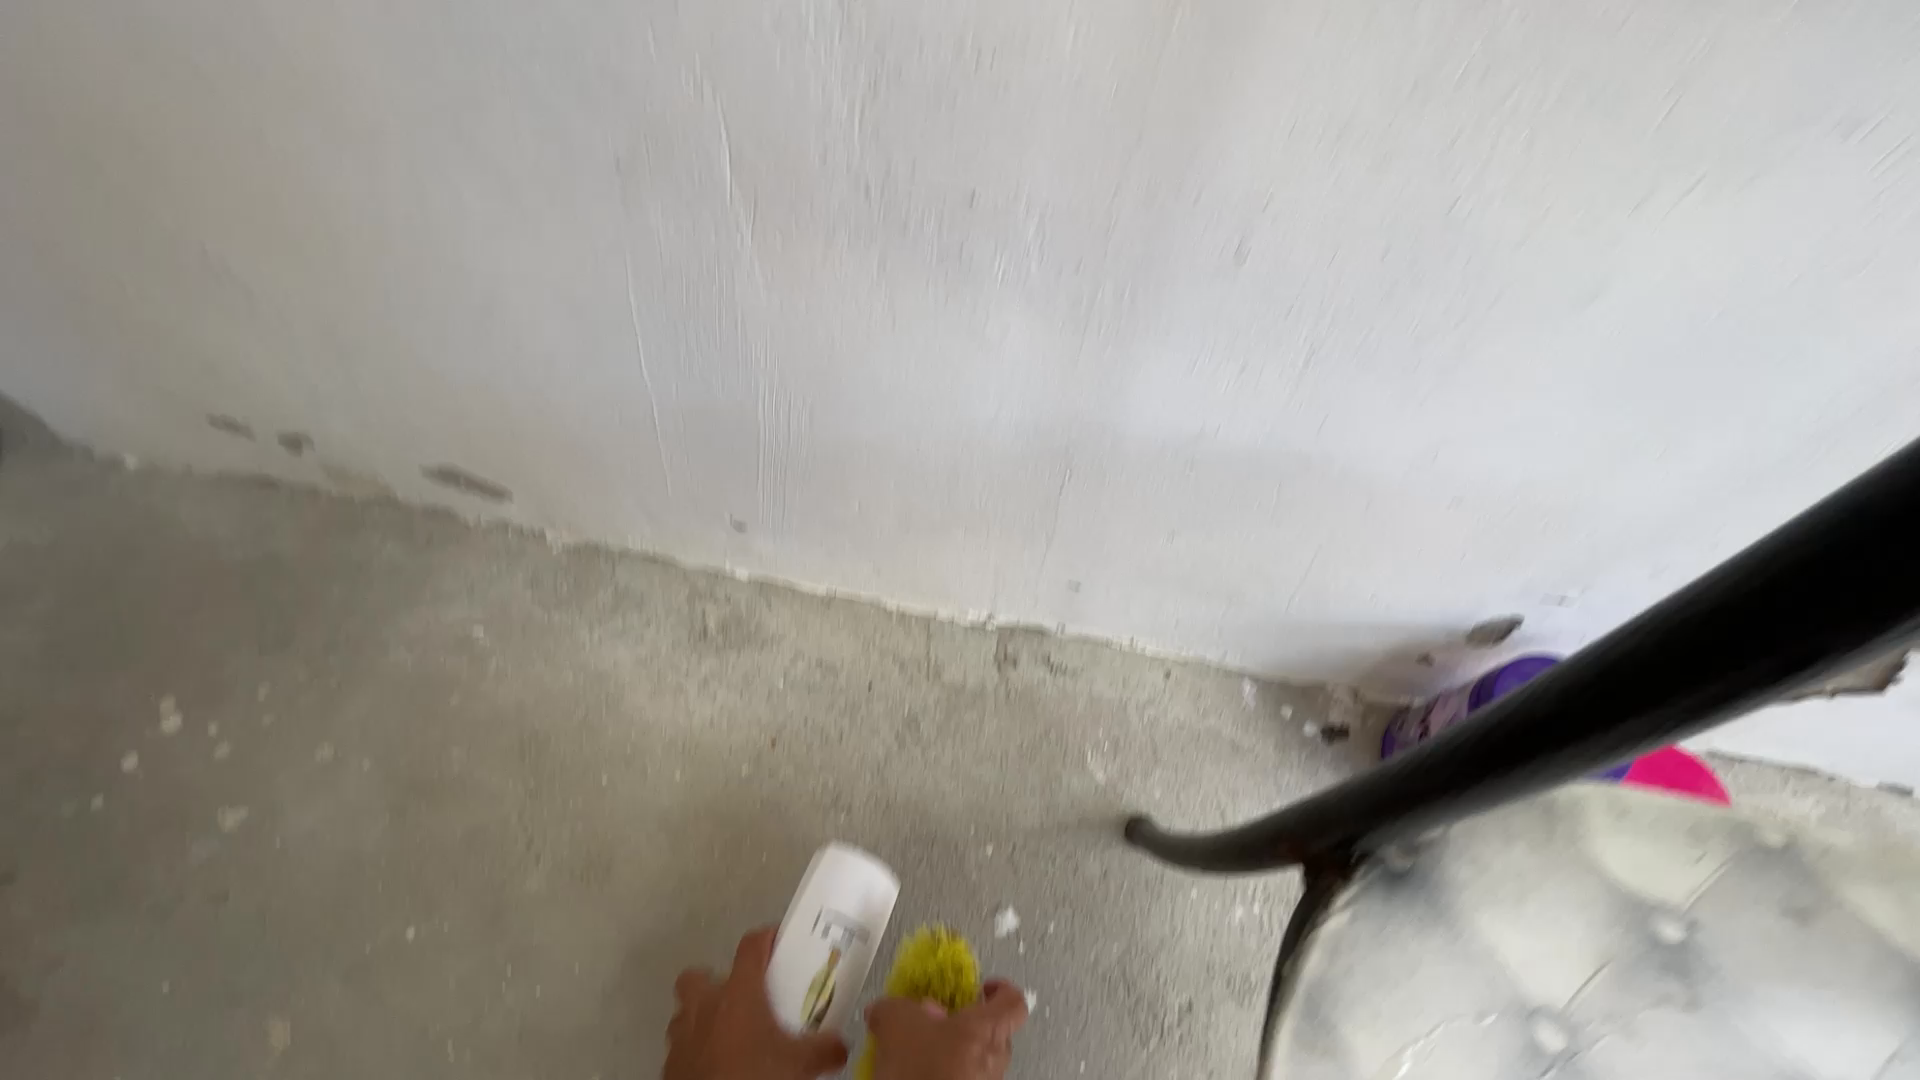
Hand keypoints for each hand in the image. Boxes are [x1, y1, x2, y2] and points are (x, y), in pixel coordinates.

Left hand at [664, 928, 849, 1079]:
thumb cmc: (756, 1075)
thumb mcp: (799, 1064)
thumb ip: (824, 1048)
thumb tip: (842, 1044)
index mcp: (738, 993)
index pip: (750, 945)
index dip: (765, 938)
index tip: (779, 944)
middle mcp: (705, 1006)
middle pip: (696, 976)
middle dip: (713, 981)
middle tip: (740, 996)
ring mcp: (682, 1037)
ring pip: (683, 1013)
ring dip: (700, 1018)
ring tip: (726, 1035)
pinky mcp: (670, 1068)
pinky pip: (680, 1048)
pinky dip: (694, 1051)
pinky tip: (714, 1065)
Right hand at [864, 978, 1028, 1079]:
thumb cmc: (918, 1072)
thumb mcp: (896, 1021)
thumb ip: (894, 1005)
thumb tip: (883, 1010)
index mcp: (986, 1030)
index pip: (1014, 1002)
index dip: (1000, 989)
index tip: (981, 987)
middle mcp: (993, 1061)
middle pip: (993, 1031)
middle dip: (965, 1023)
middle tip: (937, 1021)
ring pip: (977, 1060)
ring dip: (954, 1052)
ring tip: (920, 1053)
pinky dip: (947, 1075)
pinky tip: (919, 1076)